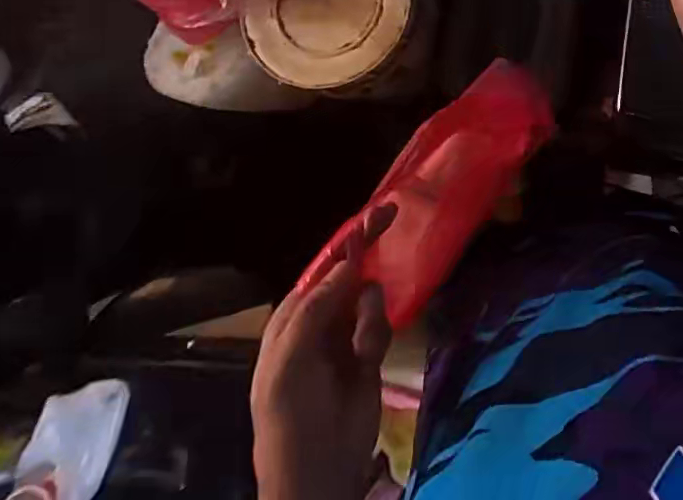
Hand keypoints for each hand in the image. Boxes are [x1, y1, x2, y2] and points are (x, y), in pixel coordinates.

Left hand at [251, 205, 396, 499]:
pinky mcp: (369, 352)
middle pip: (350, 275)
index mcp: (292, 317)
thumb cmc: (290, 415)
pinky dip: (377, 337)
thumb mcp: (289, 362)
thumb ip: (315, 309)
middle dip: (367, 261)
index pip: (323, 268)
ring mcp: (345, 335)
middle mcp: (319, 319)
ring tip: (362, 351)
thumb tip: (347, 265)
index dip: (349, 240)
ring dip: (370, 318)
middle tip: (393, 218)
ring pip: (370, 299)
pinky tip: (367, 360)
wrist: (318, 468)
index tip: (378, 214)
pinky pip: (381, 325)